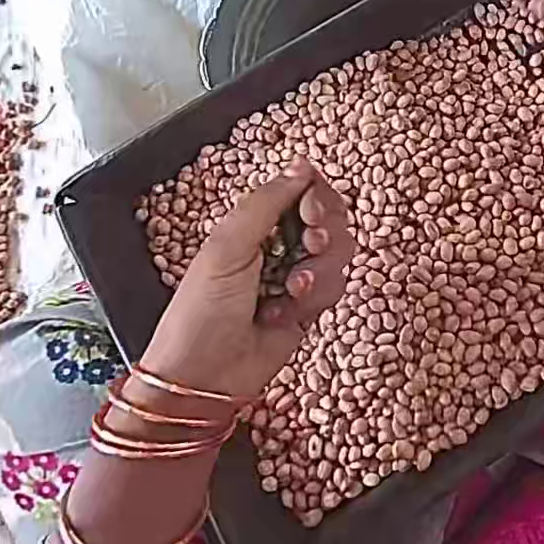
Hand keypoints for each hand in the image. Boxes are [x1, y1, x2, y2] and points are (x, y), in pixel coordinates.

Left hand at [137, 159, 353, 400]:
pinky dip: (317, 298)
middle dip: (326, 232)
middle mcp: (283, 243)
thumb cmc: (203, 309)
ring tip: (291, 288)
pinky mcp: (312, 304)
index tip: (311, 212)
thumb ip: (267, 202)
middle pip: (332, 217)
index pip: (306, 190)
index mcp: (258, 222)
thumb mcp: (228, 246)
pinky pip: (337, 285)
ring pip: (340, 251)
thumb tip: (302, 165)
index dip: (318, 198)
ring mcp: (300, 273)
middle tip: (309, 246)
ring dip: (320, 269)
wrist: (203, 378)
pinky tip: (286, 312)